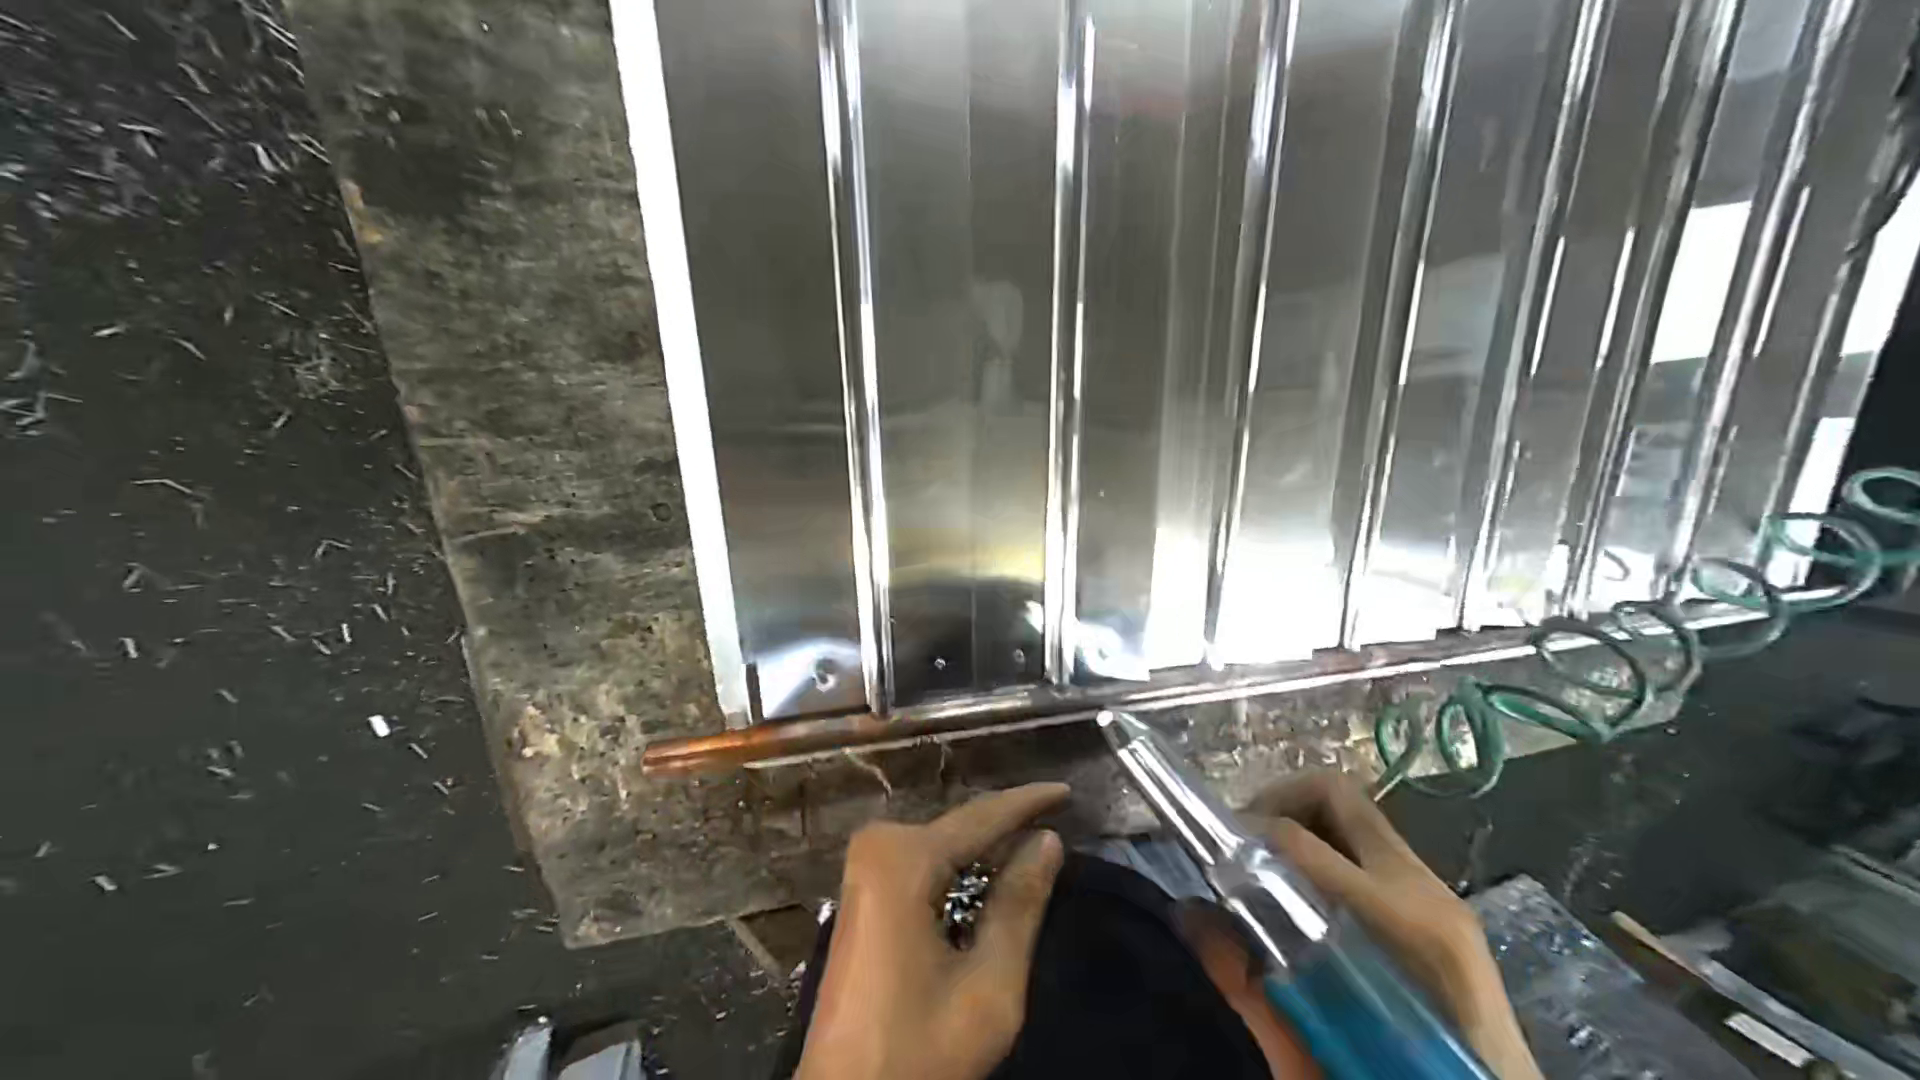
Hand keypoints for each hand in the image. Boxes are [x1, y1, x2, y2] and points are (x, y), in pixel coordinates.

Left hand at [794, 783, 1069, 1079]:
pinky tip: (992, 877)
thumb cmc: (917, 1052)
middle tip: (1058, 824)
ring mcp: (865, 866)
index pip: (981, 817)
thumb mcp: (987, 988)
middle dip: (1009, 827)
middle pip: (961, 827)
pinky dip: (961, 868)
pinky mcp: (864, 888)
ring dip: (988, 849)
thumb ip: (1019, 907)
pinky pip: (925, 862)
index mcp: (903, 859)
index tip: (1067, 791)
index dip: (1028, 802)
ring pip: (945, 843)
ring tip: (1035, 847)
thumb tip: (1048, 841)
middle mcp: (878, 845)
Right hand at [1245, 773, 1543, 1079]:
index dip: (1246, 831)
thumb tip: (1190, 918)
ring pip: (1355, 813)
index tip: (1217, 847)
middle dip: (1278, 799)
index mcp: (1396, 923)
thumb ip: (1247, 987)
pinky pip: (1372, 843)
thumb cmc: (1400, 1068)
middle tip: (1243, 836)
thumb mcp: (1314, 1045)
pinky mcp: (1447, 902)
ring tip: (1270, 859)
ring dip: (1303, 819)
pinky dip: (1330, 844)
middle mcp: (1424, 891)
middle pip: (1337, 795)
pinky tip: (1310, 887)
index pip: (1298, 838)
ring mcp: (1441, 892)